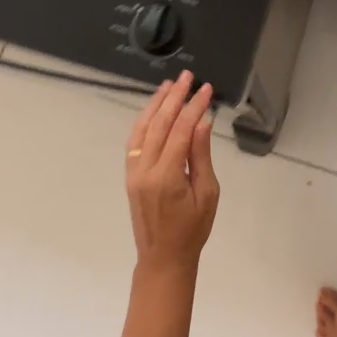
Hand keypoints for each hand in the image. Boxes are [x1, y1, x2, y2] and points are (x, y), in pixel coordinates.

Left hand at [125, 71, 219, 277]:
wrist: (163, 259)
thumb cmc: (192, 229)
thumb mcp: (207, 194)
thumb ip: (201, 155)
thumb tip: (202, 121)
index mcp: (167, 177)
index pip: (181, 131)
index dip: (194, 107)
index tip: (207, 89)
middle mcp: (146, 170)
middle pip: (159, 124)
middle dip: (175, 97)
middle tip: (188, 77)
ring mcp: (134, 172)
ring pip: (143, 128)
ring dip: (156, 104)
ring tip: (170, 85)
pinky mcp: (130, 175)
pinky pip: (135, 141)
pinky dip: (144, 120)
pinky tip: (154, 109)